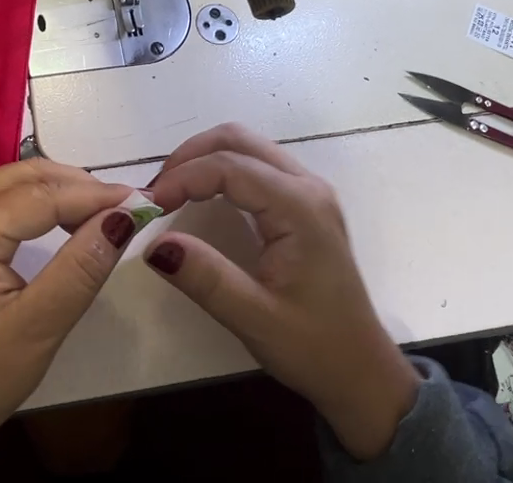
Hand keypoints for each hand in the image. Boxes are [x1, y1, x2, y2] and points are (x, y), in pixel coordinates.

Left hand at [0, 160, 138, 480]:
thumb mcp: (41, 324)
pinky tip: (69, 219)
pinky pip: (5, 196)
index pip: (42, 195)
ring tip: (105, 212)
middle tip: (125, 206)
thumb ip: (81, 267)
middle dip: (79, 185)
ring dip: (62, 189)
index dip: (93, 194)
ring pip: (17, 180)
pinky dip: (42, 199)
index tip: (141, 201)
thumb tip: (123, 217)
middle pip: (27, 175)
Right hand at [144, 124, 420, 460]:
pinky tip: (202, 196)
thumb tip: (153, 245)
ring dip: (205, 159)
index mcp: (299, 208)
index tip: (149, 205)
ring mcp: (309, 191)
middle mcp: (307, 186)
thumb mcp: (255, 320)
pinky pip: (257, 165)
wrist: (363, 373)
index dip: (184, 177)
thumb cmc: (314, 348)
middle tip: (157, 191)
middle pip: (238, 139)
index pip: (229, 166)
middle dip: (191, 156)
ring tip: (172, 192)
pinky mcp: (304, 204)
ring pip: (248, 146)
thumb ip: (206, 278)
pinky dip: (222, 169)